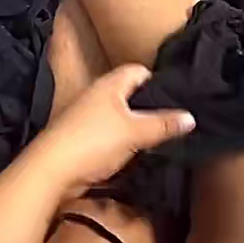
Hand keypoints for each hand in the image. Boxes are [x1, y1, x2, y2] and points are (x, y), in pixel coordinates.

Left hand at [22, 65, 194, 200]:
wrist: (51, 172)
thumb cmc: (93, 141)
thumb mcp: (136, 132)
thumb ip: (165, 124)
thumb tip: (192, 117)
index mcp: (109, 84)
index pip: (139, 71)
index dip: (158, 80)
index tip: (177, 96)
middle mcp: (97, 95)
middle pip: (131, 94)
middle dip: (152, 105)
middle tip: (175, 118)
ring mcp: (88, 117)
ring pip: (122, 115)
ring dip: (139, 125)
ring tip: (161, 136)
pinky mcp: (84, 138)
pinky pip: (113, 133)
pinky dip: (126, 140)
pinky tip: (139, 152)